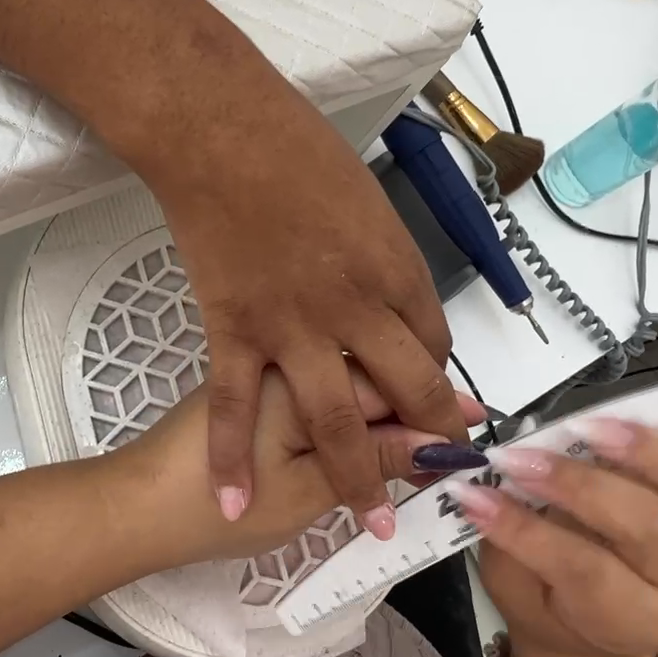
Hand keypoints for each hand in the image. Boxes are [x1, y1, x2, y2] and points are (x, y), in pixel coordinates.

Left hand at [119, 368, 489, 567]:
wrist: (133, 499)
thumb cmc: (214, 507)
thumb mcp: (300, 492)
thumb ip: (368, 459)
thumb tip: (431, 448)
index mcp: (309, 380)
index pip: (392, 394)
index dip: (434, 420)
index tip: (471, 442)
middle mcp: (297, 351)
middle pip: (380, 366)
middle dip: (423, 397)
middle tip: (466, 424)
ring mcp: (274, 352)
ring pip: (354, 357)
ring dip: (392, 382)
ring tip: (432, 407)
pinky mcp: (257, 365)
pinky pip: (321, 359)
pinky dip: (352, 377)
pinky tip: (374, 387)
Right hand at [147, 90, 466, 541]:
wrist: (219, 132)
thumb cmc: (299, 149)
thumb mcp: (367, 200)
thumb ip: (385, 260)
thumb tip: (394, 304)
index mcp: (395, 268)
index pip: (432, 343)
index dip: (438, 380)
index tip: (437, 401)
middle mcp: (356, 309)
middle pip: (406, 391)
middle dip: (427, 438)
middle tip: (436, 473)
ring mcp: (293, 328)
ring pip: (336, 419)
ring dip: (359, 479)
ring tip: (374, 524)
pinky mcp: (234, 333)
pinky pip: (236, 407)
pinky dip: (232, 457)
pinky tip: (237, 500)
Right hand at [445, 359, 657, 656]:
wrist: (592, 626)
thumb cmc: (547, 606)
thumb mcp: (515, 588)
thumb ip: (509, 538)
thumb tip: (486, 480)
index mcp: (630, 617)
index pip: (584, 570)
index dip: (528, 531)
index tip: (471, 497)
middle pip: (647, 526)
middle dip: (579, 486)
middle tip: (520, 459)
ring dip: (642, 449)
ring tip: (587, 426)